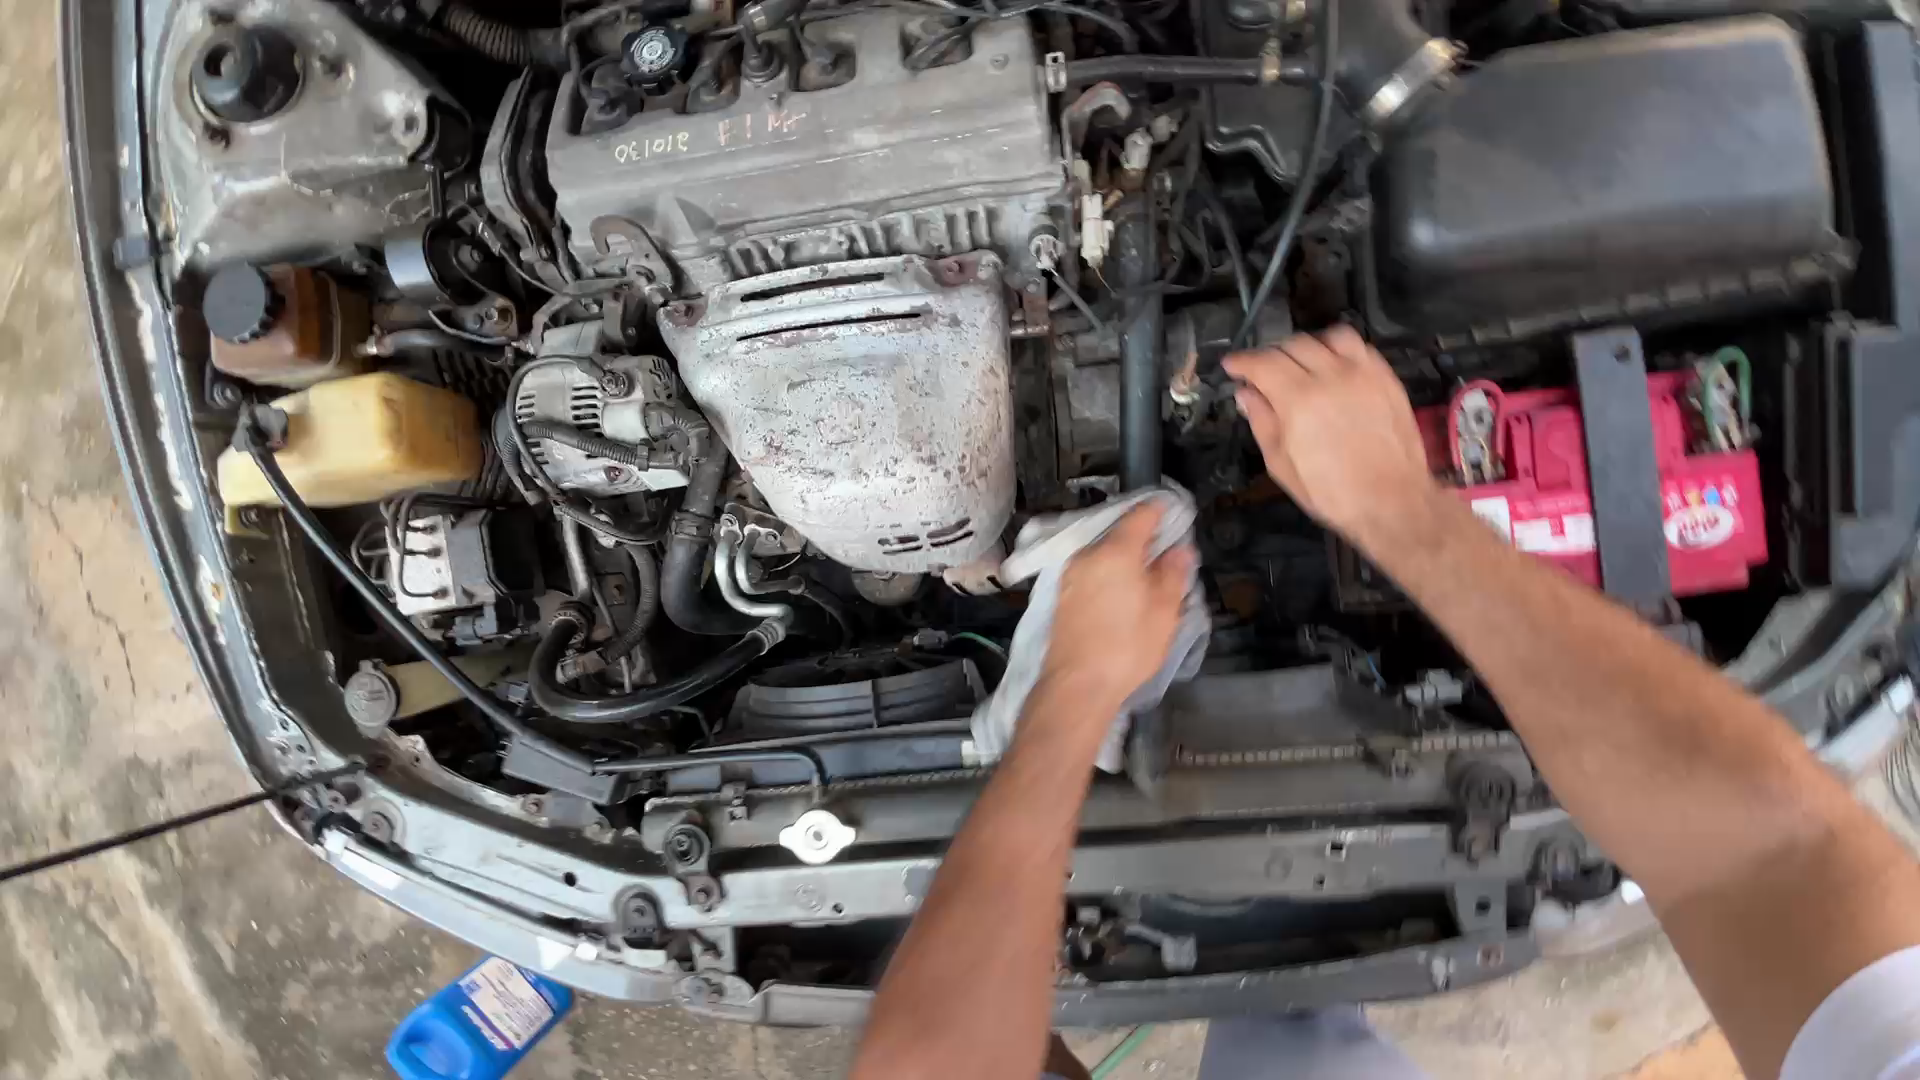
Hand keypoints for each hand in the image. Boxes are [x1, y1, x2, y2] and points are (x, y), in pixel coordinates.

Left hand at [1041, 503, 1193, 711]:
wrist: (1077, 685)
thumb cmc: (1127, 648)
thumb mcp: (1164, 612)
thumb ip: (1173, 574)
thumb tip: (1180, 550)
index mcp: (1115, 552)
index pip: (1139, 516)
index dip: (1159, 510)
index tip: (1173, 511)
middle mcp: (1087, 555)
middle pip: (1118, 534)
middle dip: (1142, 537)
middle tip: (1165, 547)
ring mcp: (1069, 575)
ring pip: (1102, 554)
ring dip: (1123, 556)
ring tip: (1146, 572)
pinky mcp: (1061, 595)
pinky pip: (1090, 571)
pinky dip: (1107, 572)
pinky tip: (1121, 591)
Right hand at [1224, 325, 1436, 548]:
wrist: (1390, 500)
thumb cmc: (1329, 491)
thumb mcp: (1280, 464)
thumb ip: (1261, 422)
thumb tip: (1246, 394)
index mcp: (1298, 400)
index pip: (1262, 363)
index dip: (1241, 362)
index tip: (1231, 366)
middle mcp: (1330, 377)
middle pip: (1292, 345)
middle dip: (1269, 355)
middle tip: (1261, 371)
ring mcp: (1362, 374)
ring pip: (1327, 337)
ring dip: (1306, 346)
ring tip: (1299, 363)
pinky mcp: (1386, 378)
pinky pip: (1359, 347)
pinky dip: (1338, 350)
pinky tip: (1332, 367)